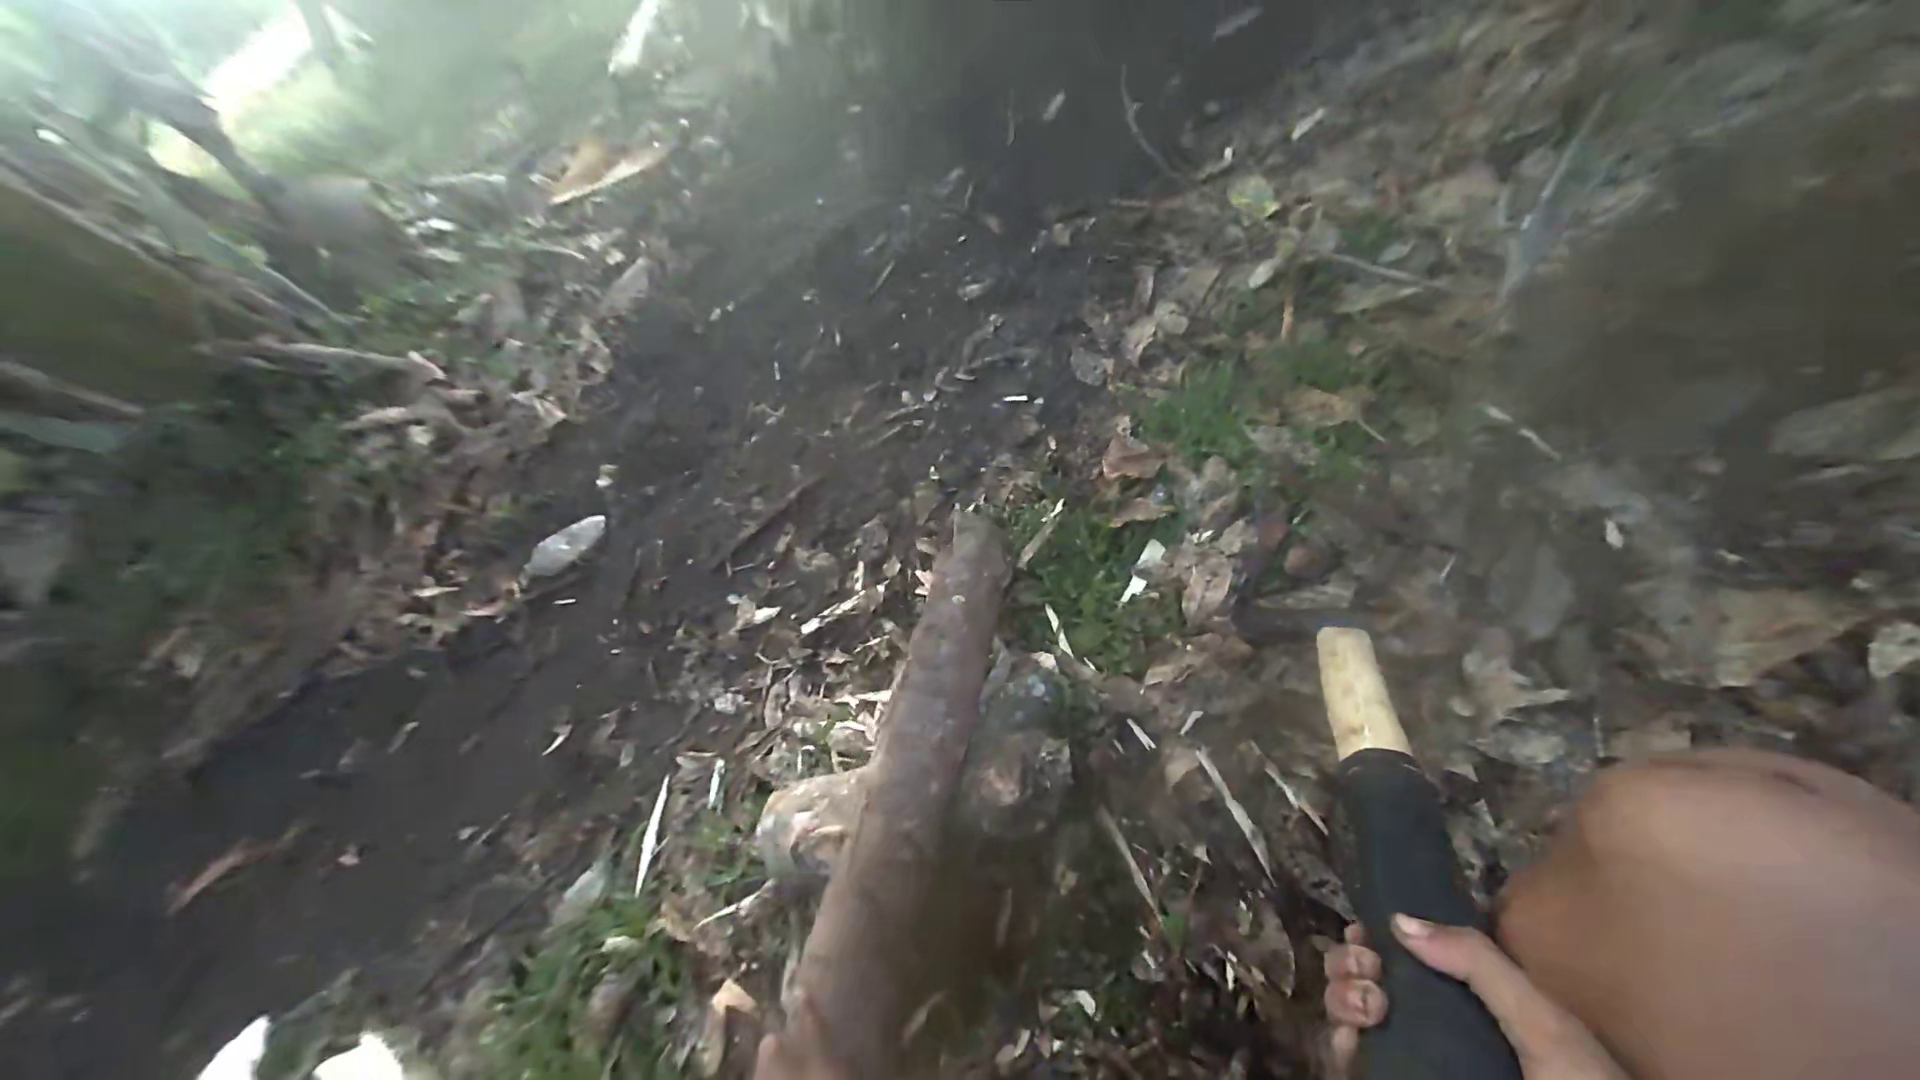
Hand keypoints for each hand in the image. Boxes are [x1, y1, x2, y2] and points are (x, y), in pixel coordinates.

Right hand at [1323, 914, 1628, 1079]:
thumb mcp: (1546, 1027)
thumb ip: (1479, 963)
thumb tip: (1398, 918)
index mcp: (1465, 1003)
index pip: (1400, 953)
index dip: (1372, 938)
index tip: (1366, 936)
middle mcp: (1432, 1028)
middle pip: (1363, 978)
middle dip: (1348, 964)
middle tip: (1368, 975)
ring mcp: (1413, 1060)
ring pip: (1347, 1015)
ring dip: (1341, 999)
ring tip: (1367, 1009)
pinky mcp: (1393, 1079)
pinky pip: (1349, 1060)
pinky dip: (1339, 1045)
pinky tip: (1351, 1041)